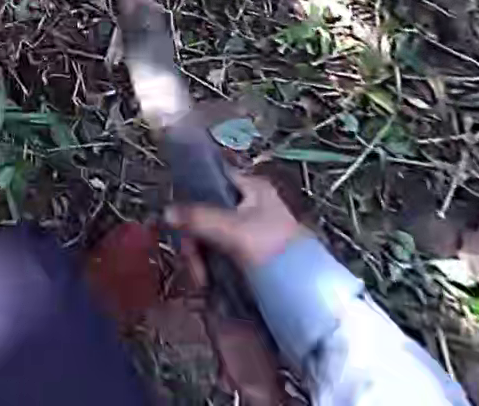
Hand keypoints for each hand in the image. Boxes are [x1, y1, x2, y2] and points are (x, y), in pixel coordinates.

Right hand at [165, 172, 306, 271]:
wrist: (314, 303)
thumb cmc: (276, 252)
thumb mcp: (232, 229)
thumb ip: (195, 217)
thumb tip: (164, 213)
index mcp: (252, 187)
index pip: (209, 176)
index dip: (189, 192)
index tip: (176, 215)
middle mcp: (250, 203)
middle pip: (204, 209)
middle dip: (193, 237)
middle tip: (192, 258)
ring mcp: (251, 230)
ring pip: (209, 232)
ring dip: (199, 254)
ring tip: (201, 277)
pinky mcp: (251, 254)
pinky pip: (219, 251)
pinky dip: (209, 263)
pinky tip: (207, 279)